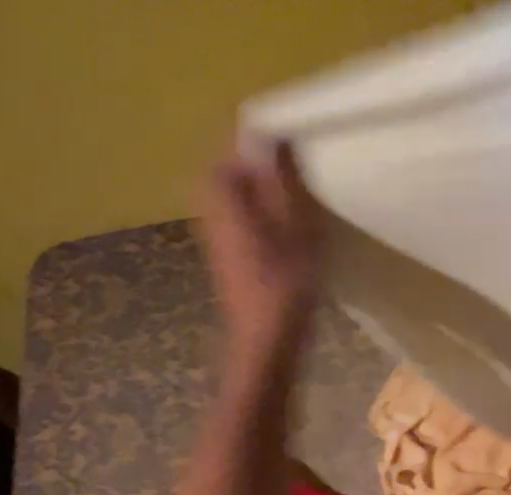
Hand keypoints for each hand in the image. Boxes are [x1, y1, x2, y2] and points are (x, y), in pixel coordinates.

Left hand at [199, 137, 322, 355]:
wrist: (264, 344)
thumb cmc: (285, 286)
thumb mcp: (298, 227)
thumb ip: (286, 179)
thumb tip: (277, 136)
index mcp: (221, 190)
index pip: (235, 139)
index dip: (265, 134)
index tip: (296, 139)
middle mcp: (208, 204)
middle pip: (234, 164)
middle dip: (264, 160)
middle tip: (302, 165)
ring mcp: (213, 230)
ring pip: (238, 190)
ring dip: (266, 187)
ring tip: (301, 194)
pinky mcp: (226, 251)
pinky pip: (242, 213)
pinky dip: (263, 210)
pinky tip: (290, 226)